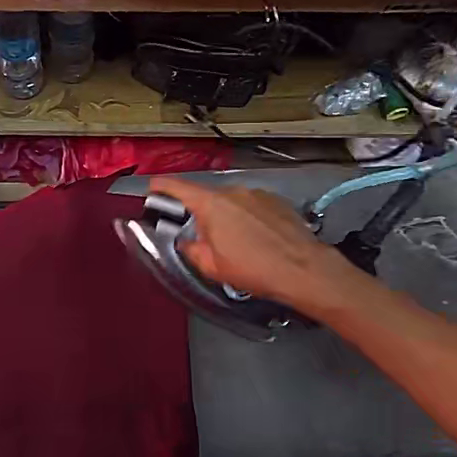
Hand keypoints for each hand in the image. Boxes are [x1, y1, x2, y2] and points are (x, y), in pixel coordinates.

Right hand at [147, 177, 364, 309]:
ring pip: (233, 204)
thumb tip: (188, 243)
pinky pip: (253, 208)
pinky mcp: (277, 201)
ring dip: (230, 221)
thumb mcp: (213, 267)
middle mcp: (235, 192)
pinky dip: (250, 221)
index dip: (160, 187)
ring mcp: (258, 194)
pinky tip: (258, 243)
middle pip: (207, 199)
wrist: (303, 269)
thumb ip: (191, 249)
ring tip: (240, 248)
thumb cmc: (259, 270)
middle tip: (207, 242)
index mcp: (212, 205)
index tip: (153, 189)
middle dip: (203, 218)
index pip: (177, 187)